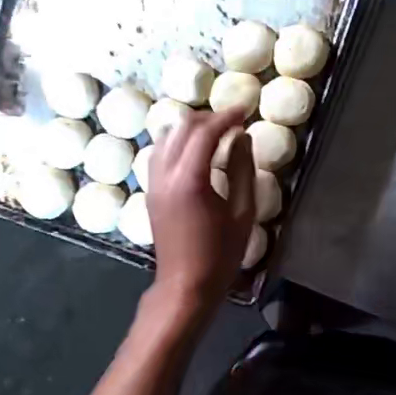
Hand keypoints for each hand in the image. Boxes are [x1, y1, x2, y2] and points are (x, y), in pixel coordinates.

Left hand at [145, 107, 255, 309]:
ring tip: (215, 133)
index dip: (226, 117)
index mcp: (190, 180)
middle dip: (208, 118)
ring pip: (166, 137)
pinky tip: (195, 152)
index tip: (245, 110)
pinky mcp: (150, 192)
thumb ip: (243, 170)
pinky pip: (159, 154)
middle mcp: (165, 175)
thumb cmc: (220, 254)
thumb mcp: (243, 213)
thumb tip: (242, 138)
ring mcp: (153, 183)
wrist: (185, 285)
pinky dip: (177, 143)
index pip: (204, 133)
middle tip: (233, 121)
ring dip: (190, 128)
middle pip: (181, 128)